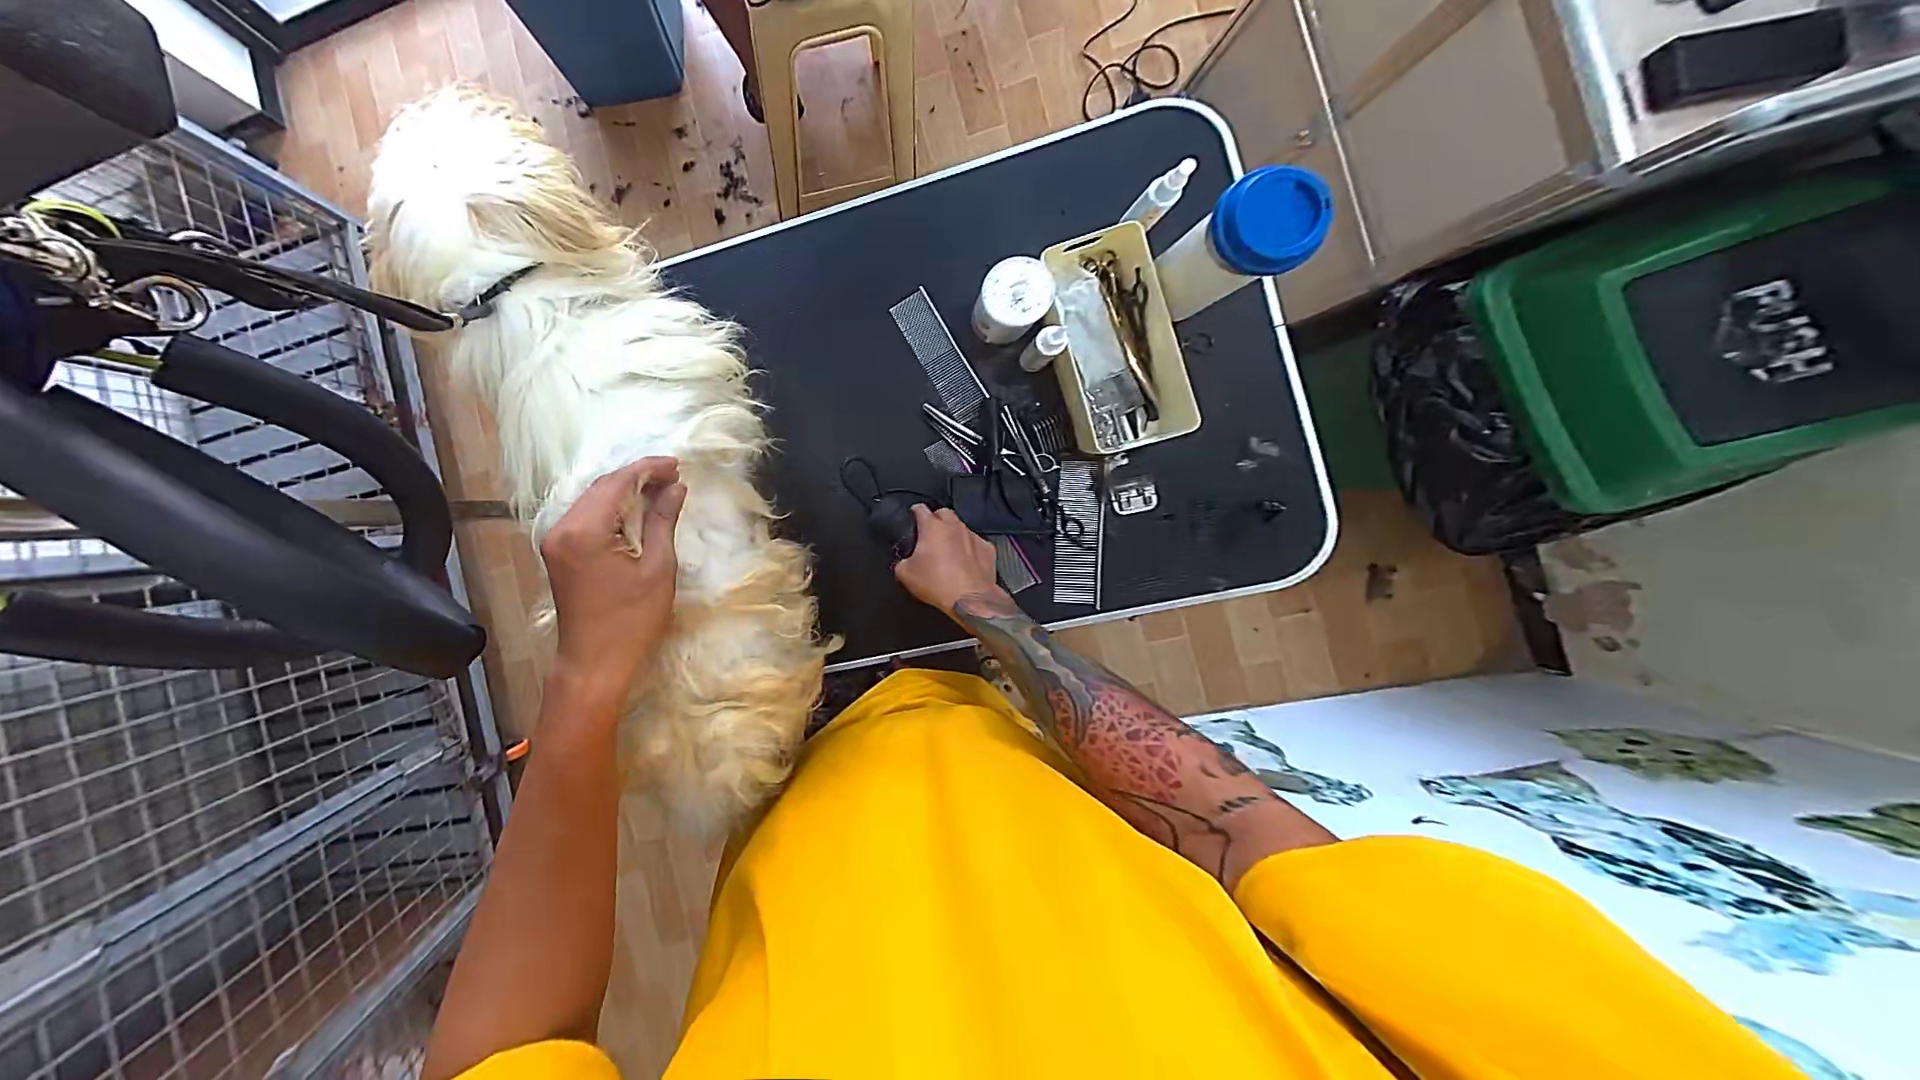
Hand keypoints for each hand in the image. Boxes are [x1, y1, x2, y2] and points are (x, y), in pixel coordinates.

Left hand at [541, 458, 686, 708]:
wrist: (594, 662)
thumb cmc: (632, 620)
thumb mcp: (657, 568)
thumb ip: (662, 521)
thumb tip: (675, 488)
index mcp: (585, 531)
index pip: (617, 483)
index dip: (648, 469)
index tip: (678, 464)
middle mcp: (562, 528)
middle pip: (601, 487)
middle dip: (637, 476)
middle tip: (674, 475)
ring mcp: (556, 540)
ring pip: (593, 499)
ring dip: (625, 490)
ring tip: (661, 488)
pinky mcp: (559, 552)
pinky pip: (587, 516)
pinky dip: (612, 507)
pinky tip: (636, 508)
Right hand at [893, 505, 1007, 617]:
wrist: (970, 600)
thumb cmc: (939, 585)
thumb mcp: (905, 574)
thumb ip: (900, 561)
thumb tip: (903, 562)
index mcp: (932, 527)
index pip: (920, 508)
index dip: (914, 513)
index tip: (913, 518)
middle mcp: (954, 526)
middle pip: (943, 513)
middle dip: (936, 521)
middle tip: (930, 537)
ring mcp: (973, 536)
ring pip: (960, 528)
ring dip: (953, 536)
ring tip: (947, 554)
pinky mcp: (987, 549)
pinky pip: (976, 543)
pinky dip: (970, 549)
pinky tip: (965, 563)